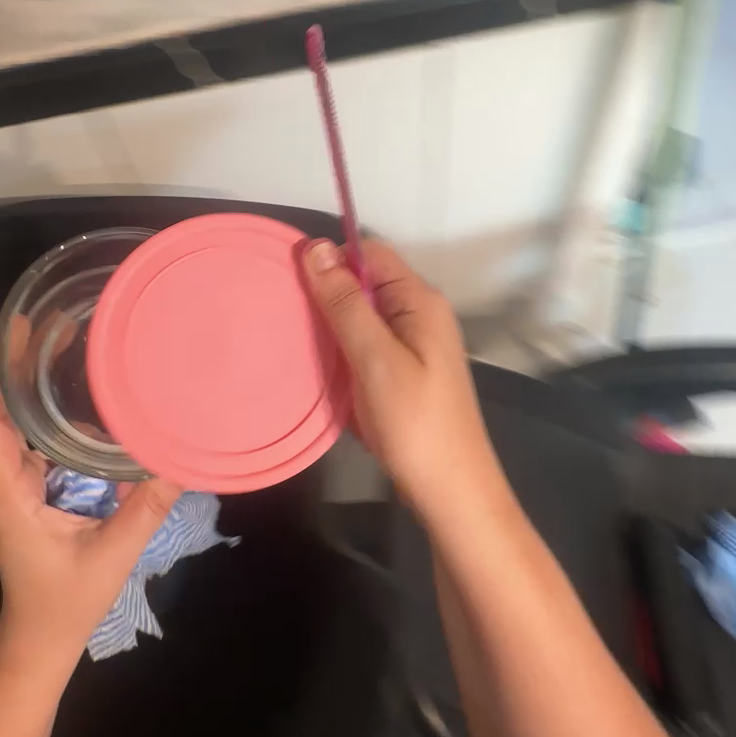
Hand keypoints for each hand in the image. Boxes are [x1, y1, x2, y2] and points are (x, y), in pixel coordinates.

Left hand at [0, 320, 181, 662]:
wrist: (39, 638)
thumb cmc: (66, 600)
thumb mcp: (113, 554)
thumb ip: (146, 507)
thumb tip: (180, 460)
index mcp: (9, 493)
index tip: (8, 335)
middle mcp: (2, 481)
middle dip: (7, 366)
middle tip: (41, 323)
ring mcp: (12, 484)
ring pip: (5, 422)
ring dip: (20, 383)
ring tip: (53, 344)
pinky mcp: (27, 488)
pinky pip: (23, 438)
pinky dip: (36, 407)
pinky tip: (69, 392)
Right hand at [301, 238, 498, 511]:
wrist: (450, 489)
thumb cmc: (414, 422)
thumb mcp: (374, 358)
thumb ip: (345, 302)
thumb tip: (316, 247)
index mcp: (419, 301)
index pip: (370, 252)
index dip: (331, 258)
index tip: (289, 280)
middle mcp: (420, 314)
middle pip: (365, 282)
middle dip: (327, 293)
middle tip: (285, 314)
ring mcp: (414, 344)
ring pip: (362, 316)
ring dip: (332, 325)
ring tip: (293, 338)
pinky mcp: (404, 372)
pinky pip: (366, 345)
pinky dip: (342, 351)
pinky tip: (319, 367)